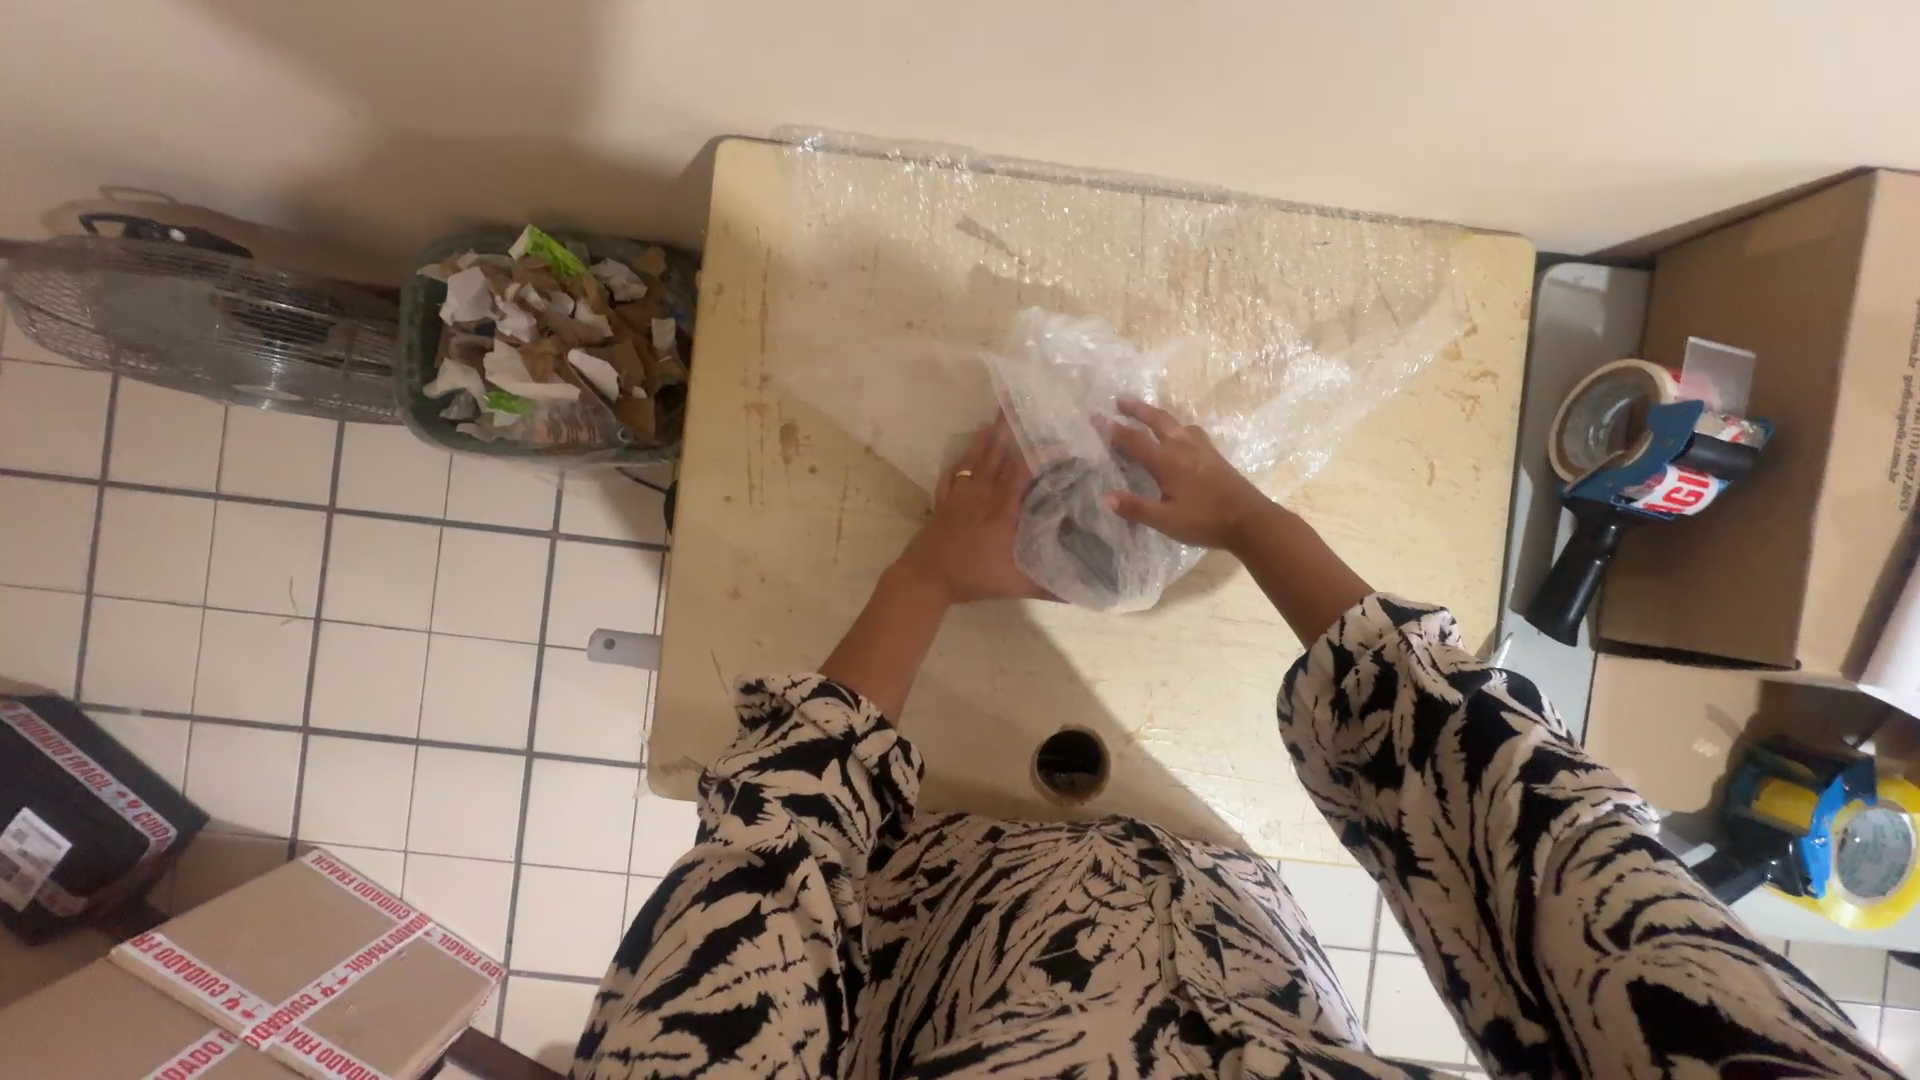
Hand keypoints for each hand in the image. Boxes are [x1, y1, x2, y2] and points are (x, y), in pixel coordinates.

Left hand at [895, 415, 1050, 603]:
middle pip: (997, 454)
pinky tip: (965, 450)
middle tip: (1018, 401)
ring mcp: (960, 496)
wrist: (925, 578)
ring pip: (976, 459)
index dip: (1042, 454)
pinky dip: (961, 460)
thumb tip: (1089, 594)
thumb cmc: (973, 578)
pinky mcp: (944, 503)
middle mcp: (982, 495)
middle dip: (1010, 427)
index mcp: (1002, 510)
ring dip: (987, 436)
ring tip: (996, 413)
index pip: (1024, 472)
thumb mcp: (1016, 585)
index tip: (1063, 443)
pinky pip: (954, 474)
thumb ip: (1052, 587)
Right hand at [1096, 399, 1275, 550]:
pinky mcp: (1215, 456)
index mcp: (1167, 461)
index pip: (1133, 441)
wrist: (1251, 520)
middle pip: (1157, 421)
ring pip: (1176, 423)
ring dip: (1157, 415)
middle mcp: (1183, 448)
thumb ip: (1135, 507)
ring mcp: (1202, 449)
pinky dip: (1178, 426)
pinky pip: (1191, 432)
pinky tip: (1181, 435)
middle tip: (1119, 401)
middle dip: (1137, 410)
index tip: (1095, 418)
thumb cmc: (1205, 521)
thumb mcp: (1165, 520)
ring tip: (1148, 414)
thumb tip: (1103, 497)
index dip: (1112, 429)